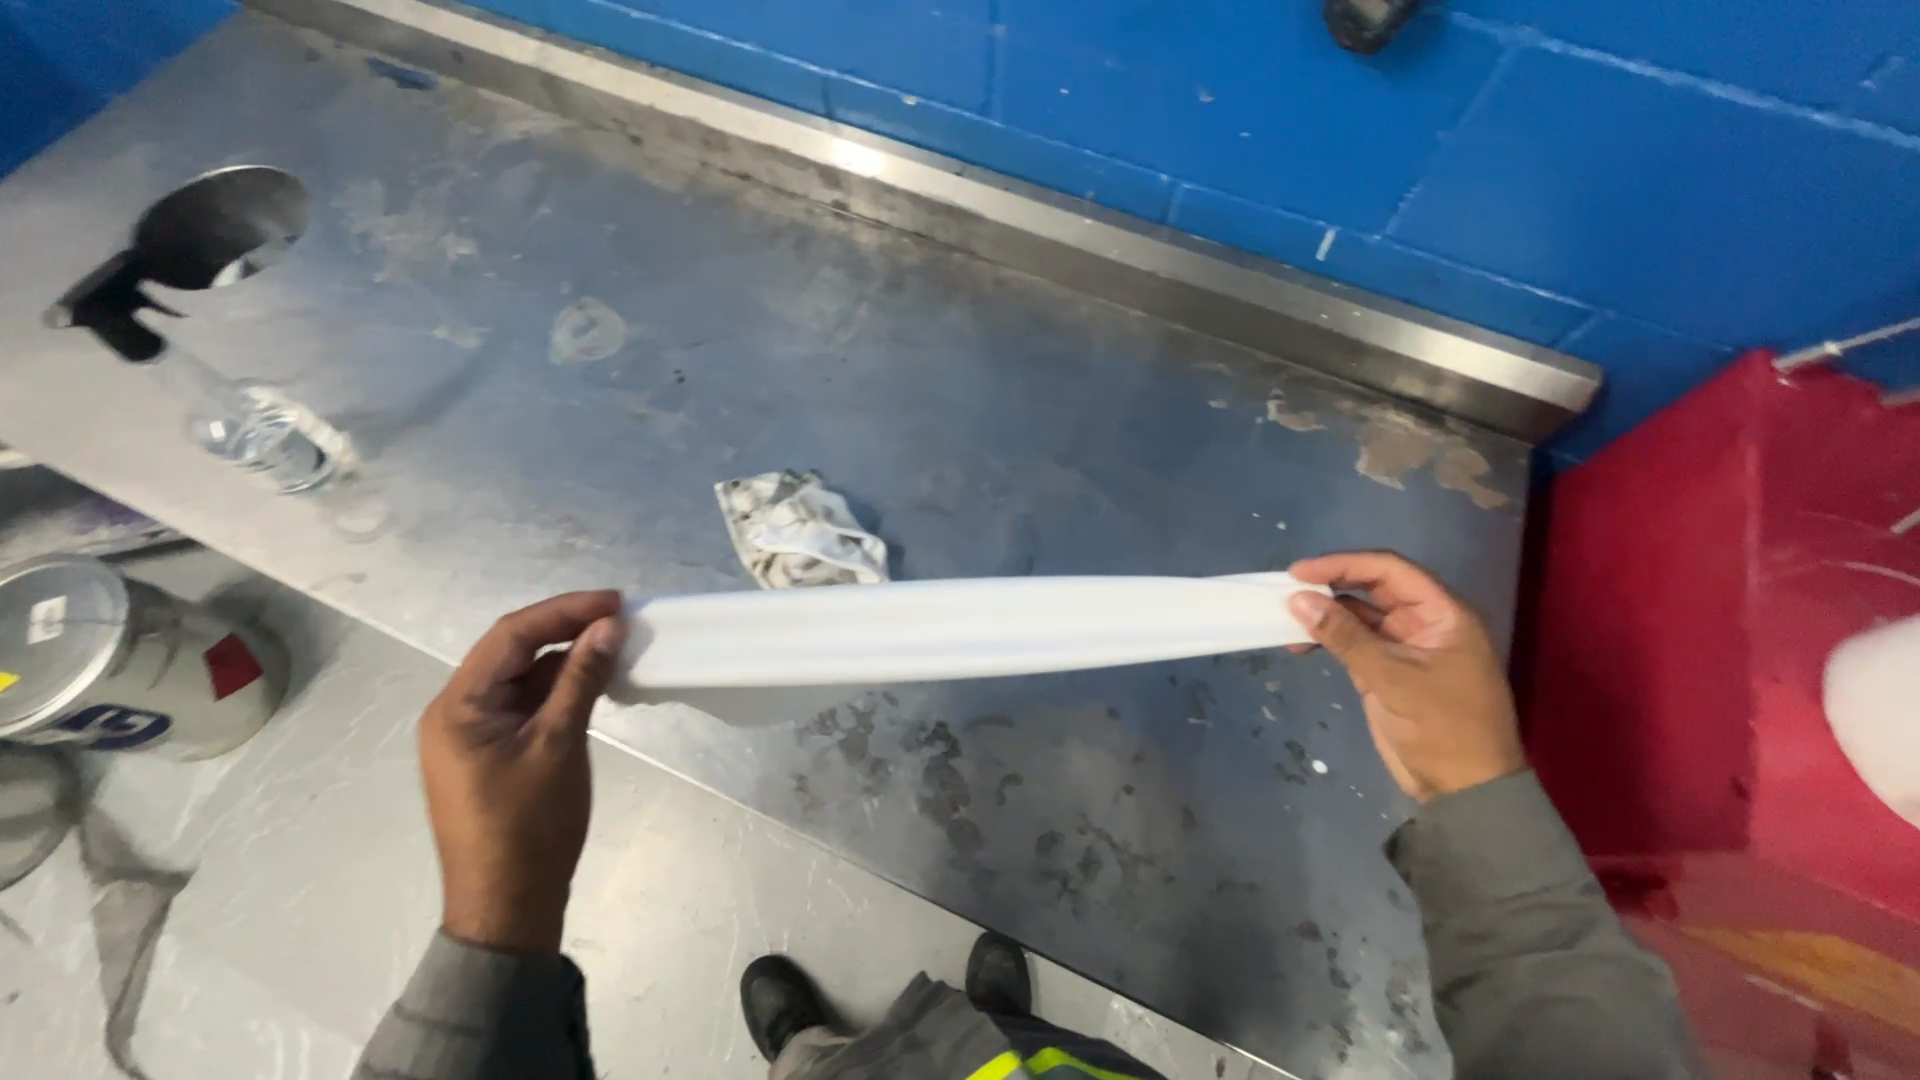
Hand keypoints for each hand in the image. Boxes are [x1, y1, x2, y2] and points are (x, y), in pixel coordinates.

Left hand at [419, 591, 626, 952]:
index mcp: (458, 706)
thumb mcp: (560, 744)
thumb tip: (610, 626)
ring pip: (522, 675)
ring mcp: (474, 732)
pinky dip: (560, 686)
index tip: (616, 602)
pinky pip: (526, 701)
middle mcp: (456, 711)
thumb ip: (582, 678)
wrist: (508, 904)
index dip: (565, 610)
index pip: (511, 635)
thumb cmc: (530, 825)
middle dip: (566, 628)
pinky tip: (594, 679)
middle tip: (620, 617)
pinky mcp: (493, 749)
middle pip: (512, 650)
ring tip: (615, 643)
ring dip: (566, 656)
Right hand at [1286, 553, 1523, 802]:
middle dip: (1329, 586)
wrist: (1464, 789)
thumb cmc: (1443, 727)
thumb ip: (1345, 637)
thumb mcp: (1392, 678)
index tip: (1299, 573)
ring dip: (1323, 615)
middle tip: (1286, 592)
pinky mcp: (1385, 670)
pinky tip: (1299, 645)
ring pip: (1356, 615)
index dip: (1343, 564)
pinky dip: (1325, 639)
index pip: (1389, 571)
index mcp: (1442, 614)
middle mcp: (1423, 622)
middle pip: (1371, 588)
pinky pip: (1351, 642)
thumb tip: (1297, 600)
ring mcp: (1403, 647)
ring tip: (1285, 621)